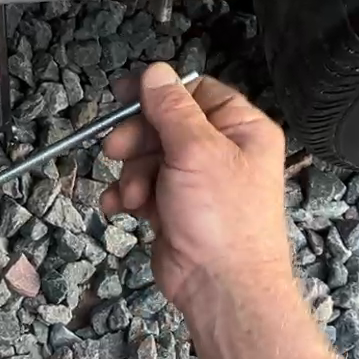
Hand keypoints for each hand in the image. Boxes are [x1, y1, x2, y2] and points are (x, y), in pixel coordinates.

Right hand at [101, 63, 291, 313]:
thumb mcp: (196, 151)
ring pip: (148, 158)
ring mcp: (196, 183)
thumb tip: (155, 73)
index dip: (159, 93)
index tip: (124, 94)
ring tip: (132, 195)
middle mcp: (221, 153)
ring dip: (131, 174)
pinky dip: (126, 196)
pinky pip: (142, 188)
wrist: (220, 286)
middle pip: (165, 126)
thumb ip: (171, 109)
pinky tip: (119, 207)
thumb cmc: (223, 220)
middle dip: (137, 139)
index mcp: (241, 130)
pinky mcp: (173, 208)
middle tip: (116, 148)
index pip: (196, 94)